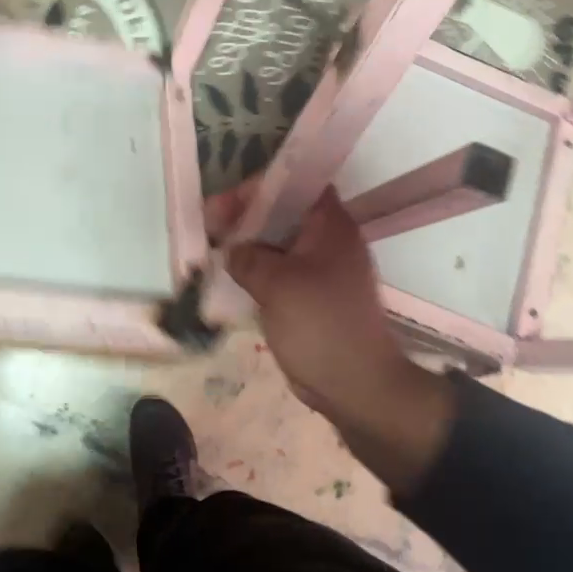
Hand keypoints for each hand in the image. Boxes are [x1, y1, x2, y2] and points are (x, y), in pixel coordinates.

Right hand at [211, 184, 455, 491]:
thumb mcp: (276, 285)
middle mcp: (332, 240)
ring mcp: (327, 270)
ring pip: (284, 245)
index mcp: (331, 224)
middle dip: (249, 217)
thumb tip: (233, 249)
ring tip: (218, 252)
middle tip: (213, 227)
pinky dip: (262, 273)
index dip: (259, 188)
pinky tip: (235, 282)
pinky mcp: (319, 298)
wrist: (358, 387)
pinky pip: (286, 273)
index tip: (226, 205)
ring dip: (253, 247)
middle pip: (286, 213)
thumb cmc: (320, 325)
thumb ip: (249, 258)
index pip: (294, 184)